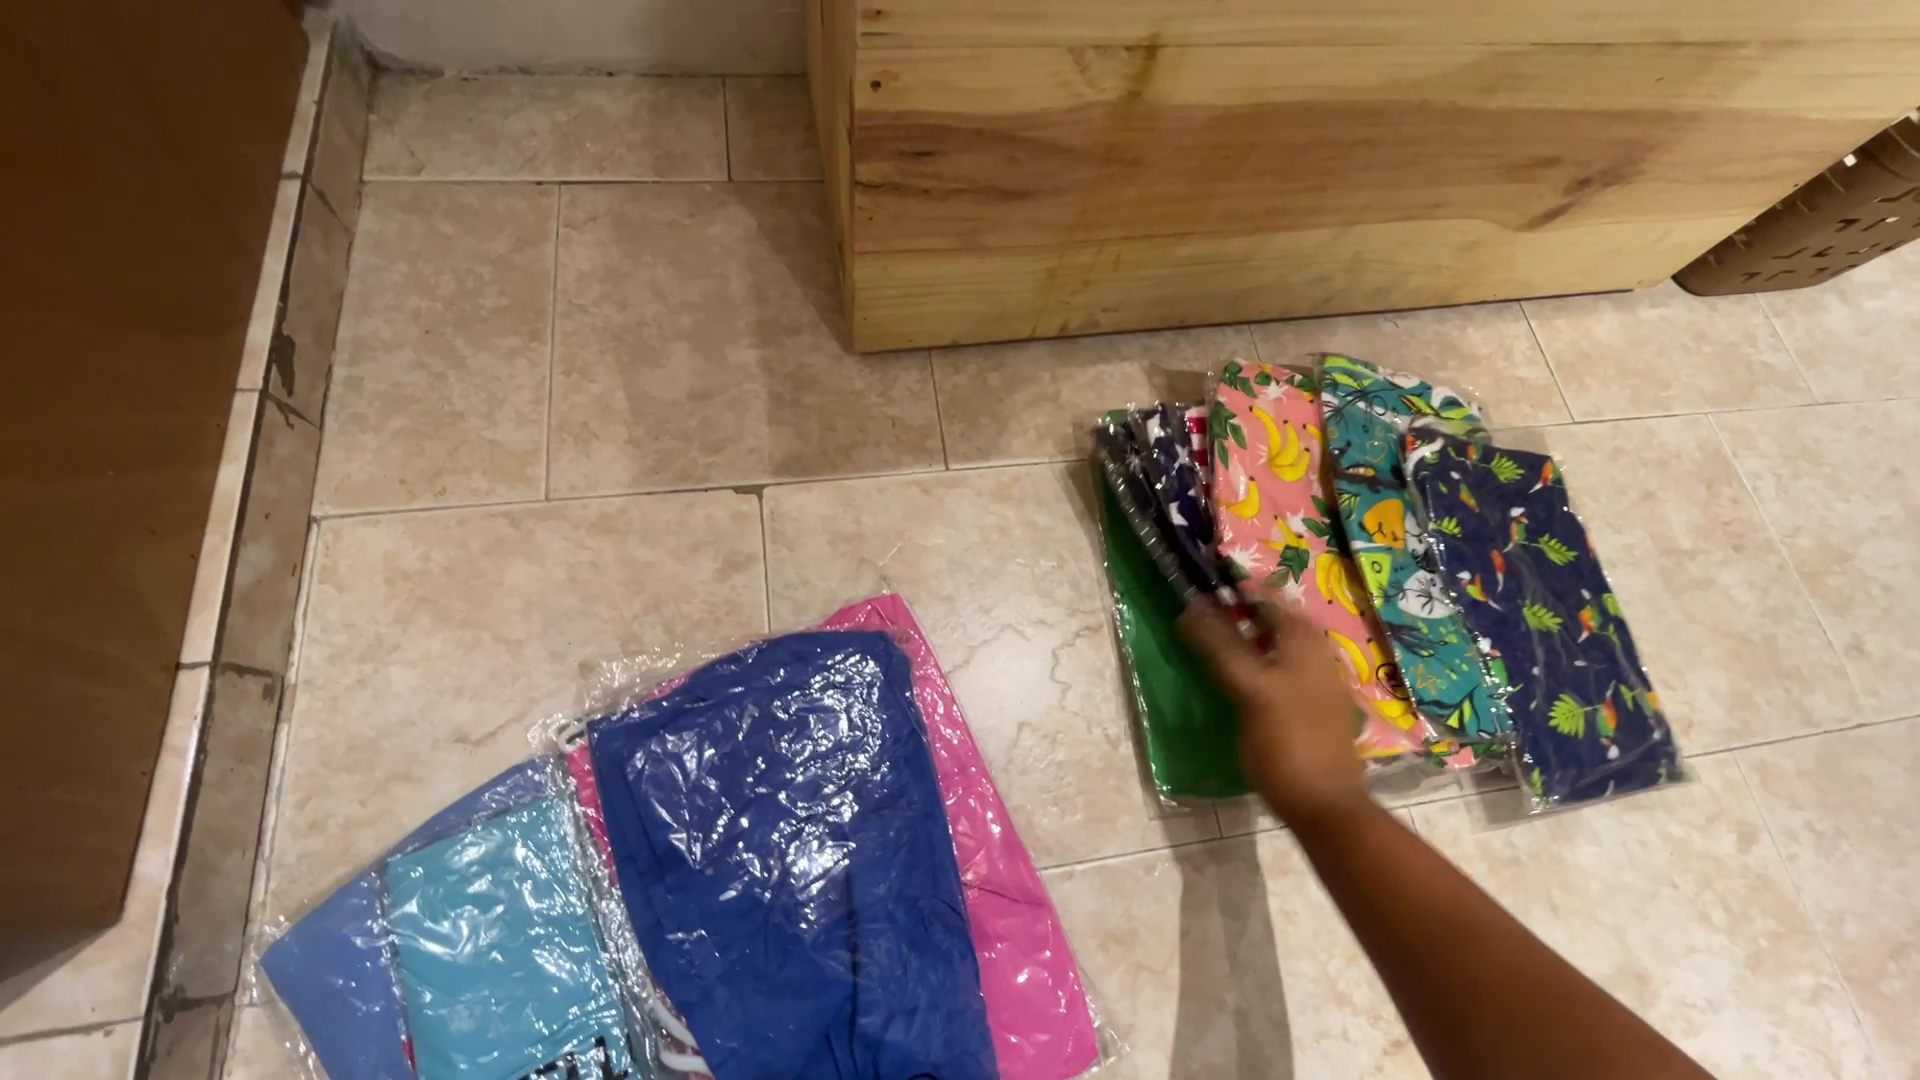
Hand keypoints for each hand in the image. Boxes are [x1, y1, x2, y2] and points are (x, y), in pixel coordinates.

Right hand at [1179, 594, 1371, 828]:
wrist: (1325, 805)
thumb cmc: (1284, 747)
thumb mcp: (1249, 692)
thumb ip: (1222, 647)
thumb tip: (1192, 609)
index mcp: (1303, 648)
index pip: (1266, 602)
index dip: (1237, 589)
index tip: (1206, 587)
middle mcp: (1319, 658)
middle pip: (1285, 617)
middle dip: (1253, 607)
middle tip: (1218, 609)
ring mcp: (1325, 684)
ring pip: (1293, 641)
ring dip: (1264, 630)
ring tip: (1235, 635)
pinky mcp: (1323, 707)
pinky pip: (1297, 665)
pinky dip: (1275, 655)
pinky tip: (1259, 670)